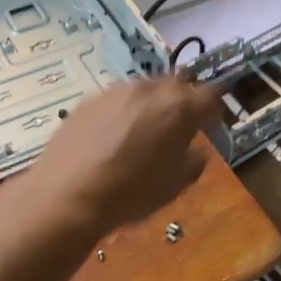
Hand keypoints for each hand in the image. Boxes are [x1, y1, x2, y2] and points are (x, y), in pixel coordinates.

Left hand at [28, 76, 222, 231]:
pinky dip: (122, 112)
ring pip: (144, 90)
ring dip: (150, 106)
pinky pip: (116, 100)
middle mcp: (150, 89)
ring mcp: (116, 91)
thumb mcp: (174, 186)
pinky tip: (111, 138)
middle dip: (182, 103)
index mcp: (180, 108)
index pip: (211, 95)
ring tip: (141, 134)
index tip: (210, 124)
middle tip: (177, 129)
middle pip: (177, 86)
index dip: (214, 109)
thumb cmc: (130, 193)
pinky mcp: (89, 99)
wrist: (67, 195)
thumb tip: (195, 151)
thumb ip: (193, 162)